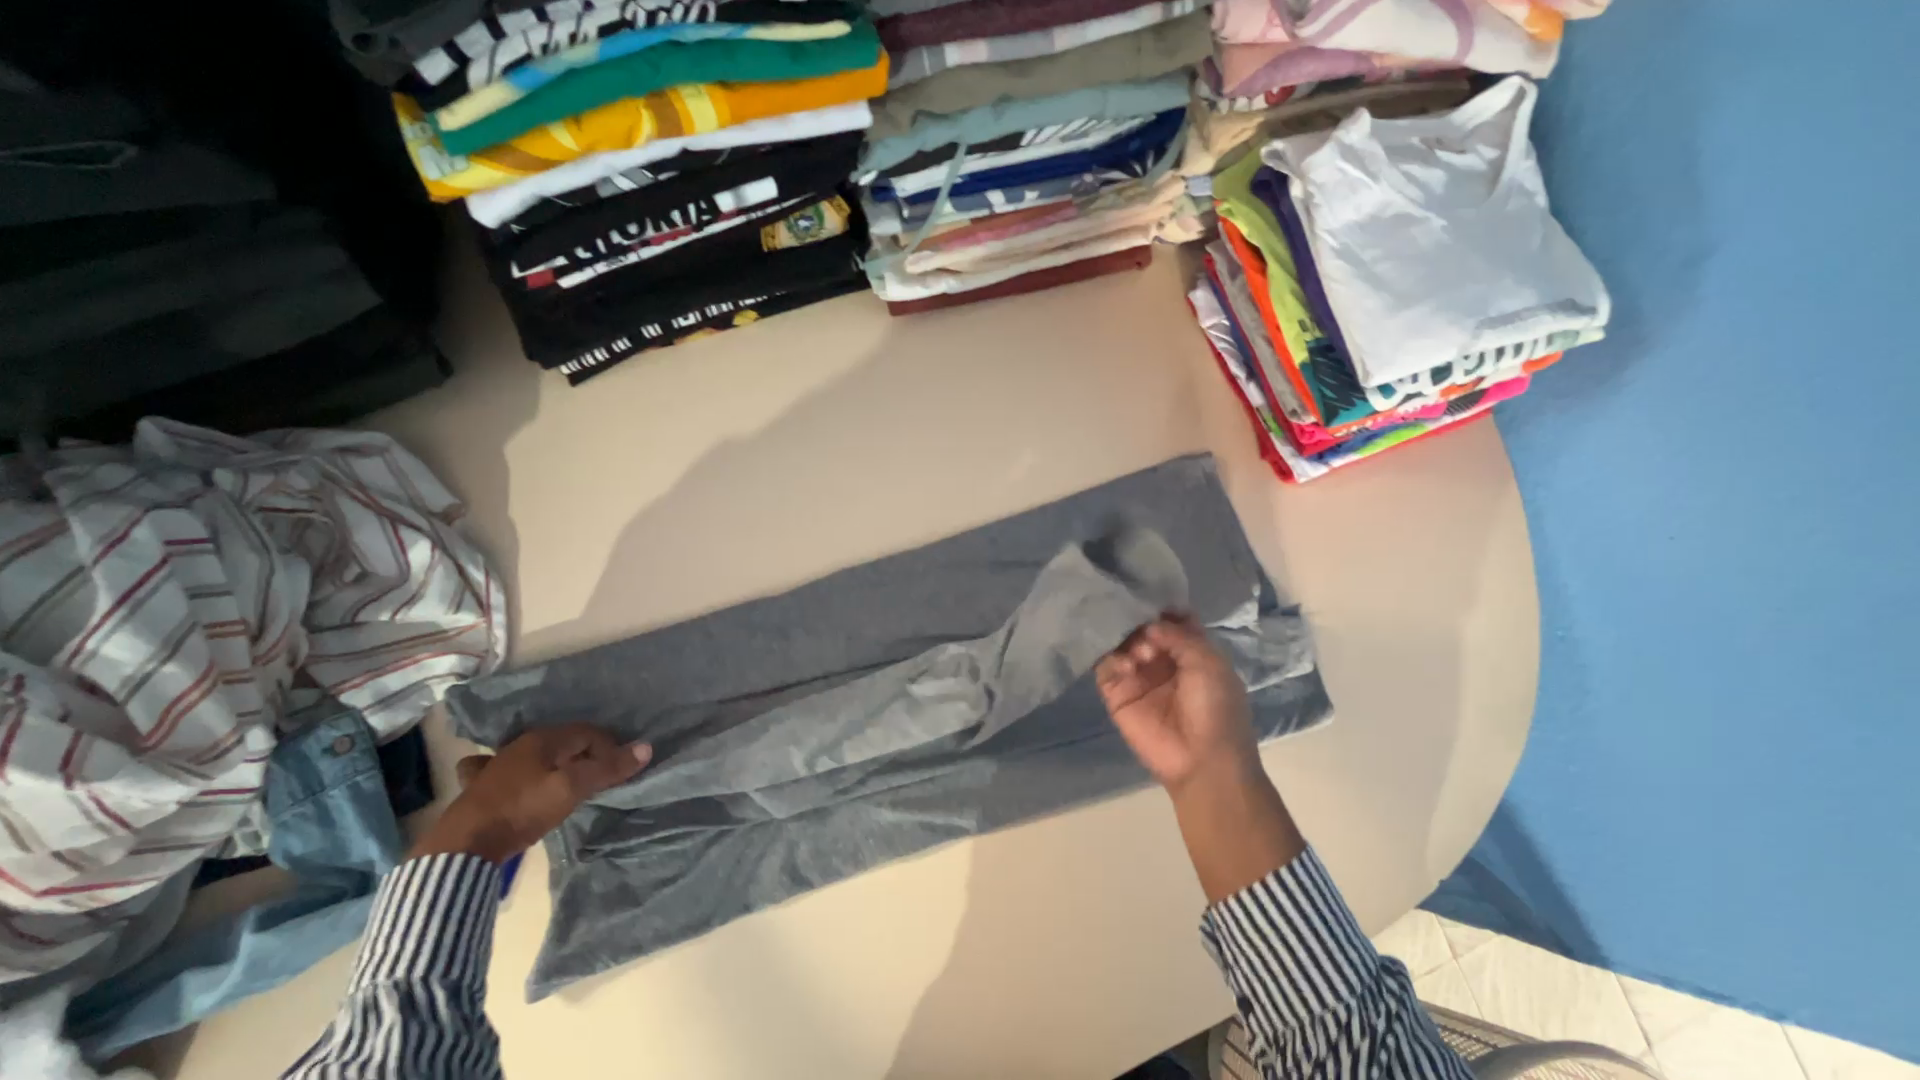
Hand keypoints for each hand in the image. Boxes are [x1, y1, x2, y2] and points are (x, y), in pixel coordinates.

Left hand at [410, 724, 651, 864]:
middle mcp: (519, 745)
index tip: (623, 767)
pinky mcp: (480, 787)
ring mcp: (496, 765)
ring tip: (565, 776)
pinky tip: (513, 781)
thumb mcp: (572, 789)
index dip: (610, 746)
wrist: (465, 845)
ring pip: (533, 753)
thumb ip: (607, 769)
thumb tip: (646, 747)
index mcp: (543, 739)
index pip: (587, 732)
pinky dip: (518, 773)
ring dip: (553, 760)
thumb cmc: (524, 809)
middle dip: (585, 752)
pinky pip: (505, 771)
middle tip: (602, 774)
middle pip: (562, 741)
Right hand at [1097, 615, 1304, 902]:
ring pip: (1121, 644)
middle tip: (1147, 632)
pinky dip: (1113, 660)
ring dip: (1129, 641)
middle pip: (1142, 628)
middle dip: (1142, 623)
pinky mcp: (1117, 695)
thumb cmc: (1216, 708)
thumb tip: (1150, 625)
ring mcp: (1138, 677)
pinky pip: (1106, 667)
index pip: (1171, 620)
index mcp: (1191, 652)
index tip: (1151, 593)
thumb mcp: (1209, 663)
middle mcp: (1162, 660)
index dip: (1162, 607)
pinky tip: (1128, 666)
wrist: (1203, 760)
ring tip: (1141, 655)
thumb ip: (1179, 636)